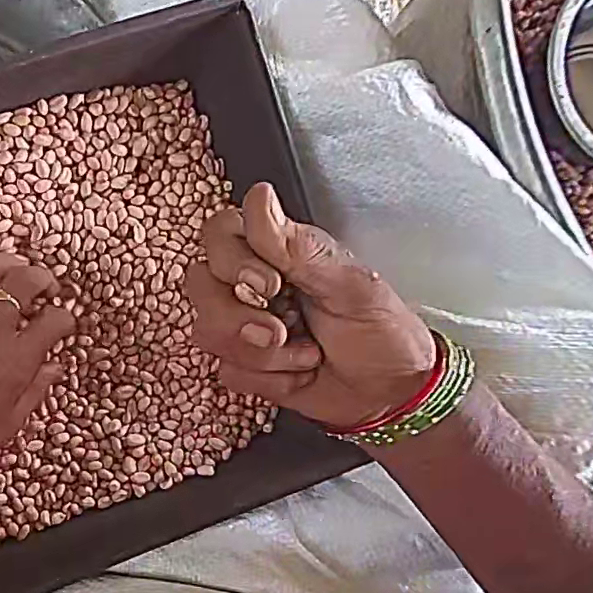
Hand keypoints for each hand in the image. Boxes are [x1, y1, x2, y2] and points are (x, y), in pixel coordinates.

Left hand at [0, 254, 75, 499]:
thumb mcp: (11, 422)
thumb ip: (36, 388)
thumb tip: (53, 367)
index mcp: (14, 361)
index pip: (54, 321)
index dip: (65, 317)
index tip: (62, 321)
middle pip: (21, 284)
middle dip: (41, 277)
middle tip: (45, 282)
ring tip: (9, 264)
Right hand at [185, 183, 435, 428]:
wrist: (391, 393)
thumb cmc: (381, 331)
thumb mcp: (350, 285)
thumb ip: (298, 247)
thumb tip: (259, 198)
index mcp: (277, 252)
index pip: (219, 234)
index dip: (231, 259)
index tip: (271, 285)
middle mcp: (250, 285)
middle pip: (200, 283)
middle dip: (238, 316)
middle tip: (282, 330)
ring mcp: (242, 326)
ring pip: (208, 332)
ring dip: (264, 354)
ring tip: (307, 354)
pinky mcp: (244, 365)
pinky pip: (229, 372)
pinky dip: (270, 380)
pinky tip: (299, 373)